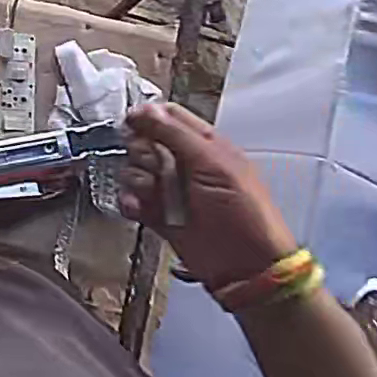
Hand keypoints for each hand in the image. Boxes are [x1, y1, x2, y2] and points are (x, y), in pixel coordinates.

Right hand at [117, 101, 296, 290]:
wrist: (246, 267)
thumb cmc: (243, 212)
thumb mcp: (212, 163)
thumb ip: (175, 134)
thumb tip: (145, 109)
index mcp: (204, 145)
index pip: (168, 117)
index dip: (147, 117)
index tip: (132, 123)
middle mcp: (183, 164)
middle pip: (144, 142)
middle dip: (141, 152)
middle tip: (155, 165)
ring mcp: (169, 189)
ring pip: (134, 170)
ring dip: (136, 180)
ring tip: (152, 193)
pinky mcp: (157, 214)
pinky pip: (130, 199)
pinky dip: (130, 202)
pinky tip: (140, 208)